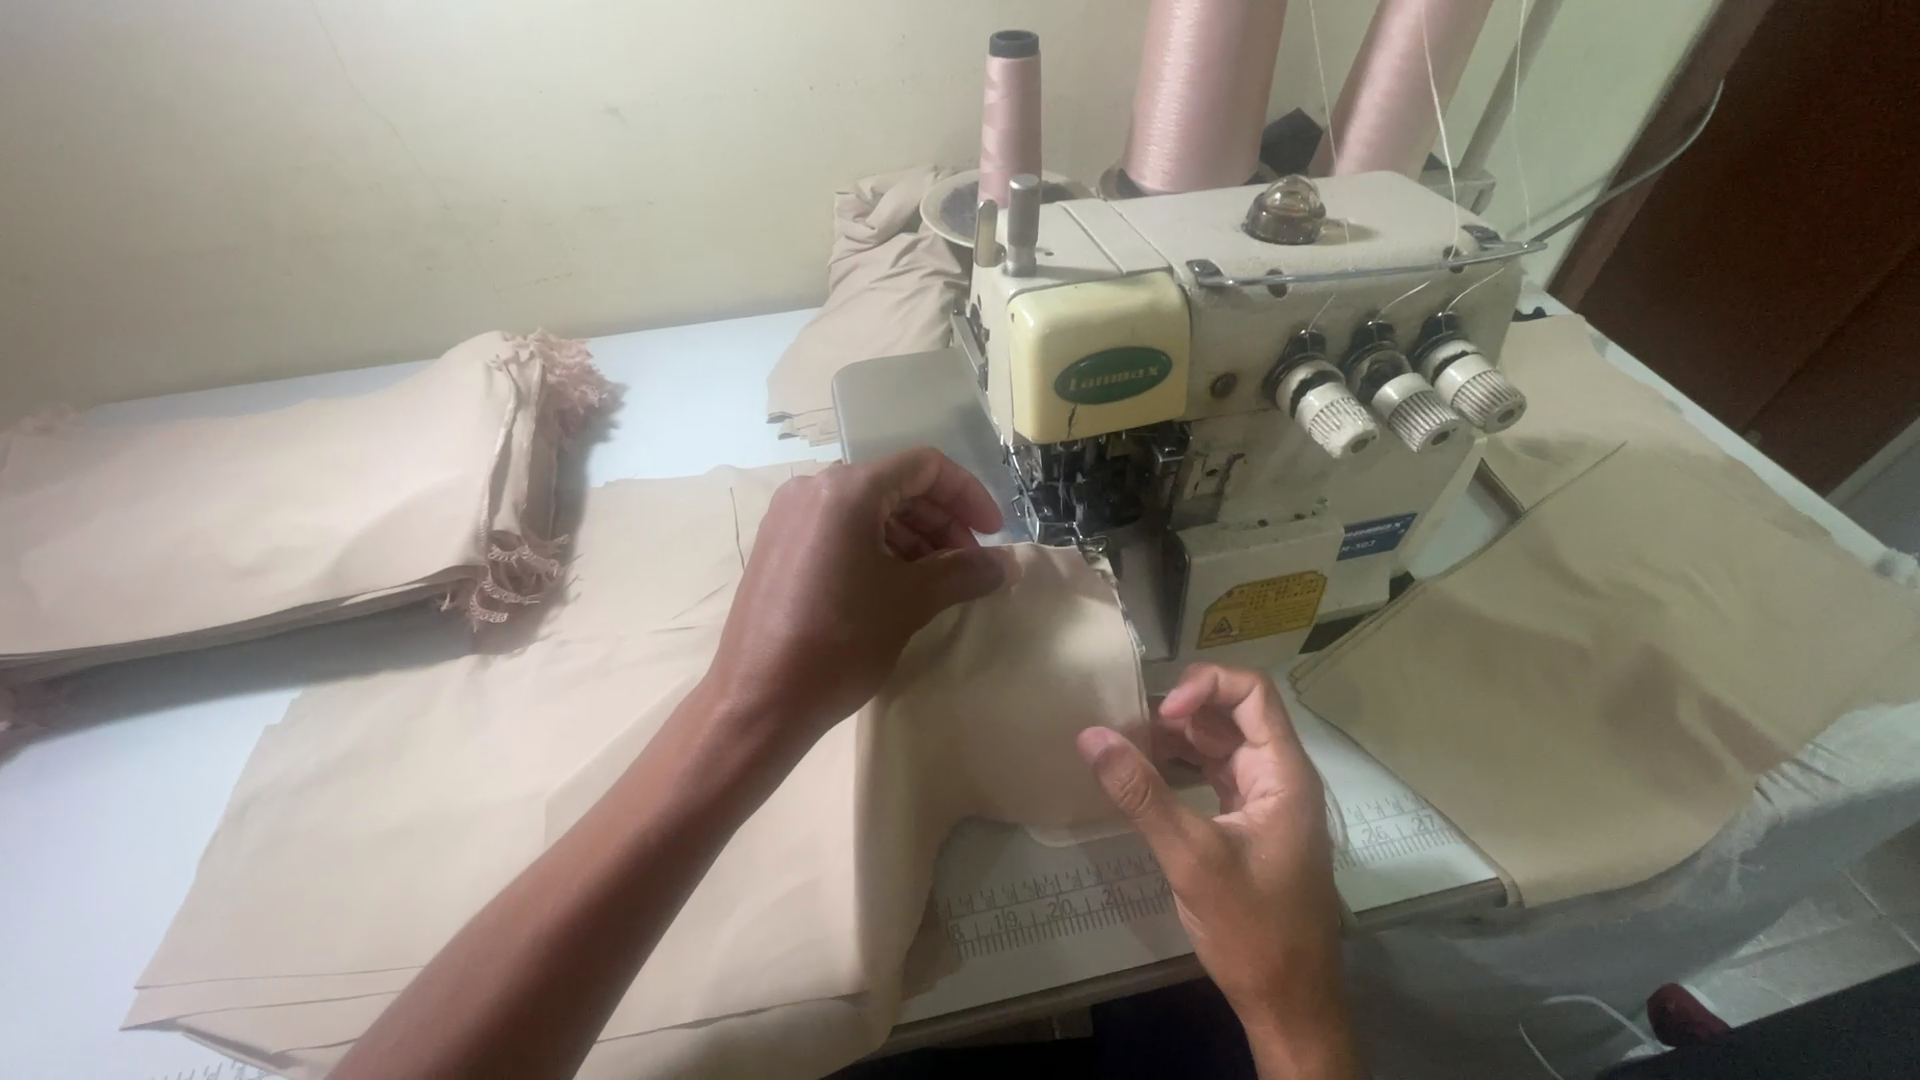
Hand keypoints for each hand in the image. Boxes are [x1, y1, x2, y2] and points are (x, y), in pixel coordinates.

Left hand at [701, 447, 1015, 752]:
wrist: (758, 700)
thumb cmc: (839, 642)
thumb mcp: (911, 601)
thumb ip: (966, 572)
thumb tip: (1010, 564)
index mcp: (846, 489)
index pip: (924, 466)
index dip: (968, 495)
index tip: (993, 534)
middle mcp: (812, 489)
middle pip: (896, 485)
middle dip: (942, 521)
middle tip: (969, 564)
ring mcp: (789, 518)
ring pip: (868, 510)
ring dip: (913, 537)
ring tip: (937, 581)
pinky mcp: (778, 547)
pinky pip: (840, 530)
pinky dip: (878, 548)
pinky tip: (896, 586)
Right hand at [1077, 664, 1359, 1079]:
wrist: (1290, 1004)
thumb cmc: (1252, 929)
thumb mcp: (1190, 858)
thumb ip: (1142, 793)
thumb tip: (1092, 736)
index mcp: (1283, 774)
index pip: (1253, 693)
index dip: (1205, 687)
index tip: (1160, 715)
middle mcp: (1279, 777)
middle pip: (1233, 715)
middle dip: (1181, 712)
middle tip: (1127, 726)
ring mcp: (1266, 801)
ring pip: (1220, 745)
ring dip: (1176, 740)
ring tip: (1125, 746)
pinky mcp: (1249, 824)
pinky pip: (1214, 776)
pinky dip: (1180, 768)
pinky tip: (1143, 775)